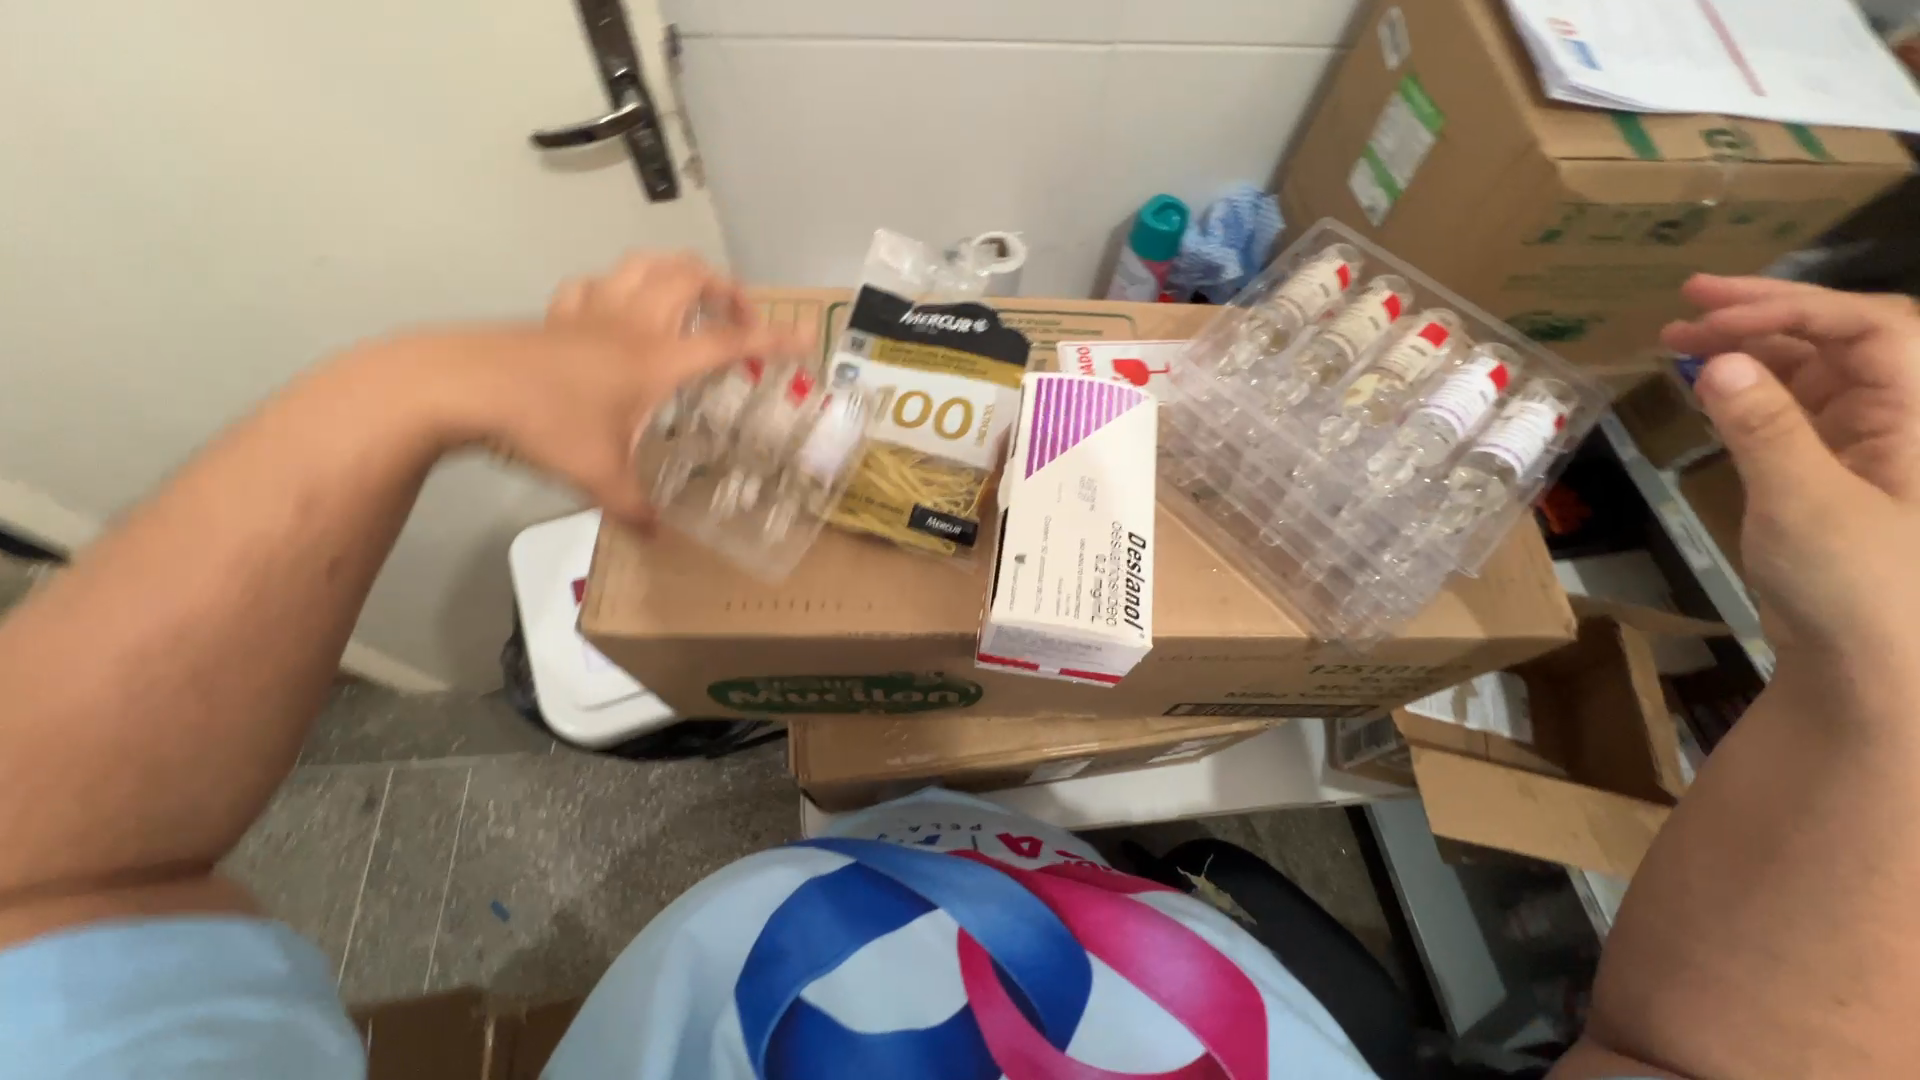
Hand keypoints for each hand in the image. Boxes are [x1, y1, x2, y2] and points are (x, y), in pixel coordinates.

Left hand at [367, 253, 799, 524]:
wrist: (458, 387)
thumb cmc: (542, 425)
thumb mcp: (599, 477)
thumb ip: (634, 508)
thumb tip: (657, 537)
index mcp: (657, 358)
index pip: (730, 341)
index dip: (774, 338)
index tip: (805, 339)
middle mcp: (634, 323)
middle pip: (692, 277)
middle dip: (728, 289)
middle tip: (739, 319)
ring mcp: (593, 312)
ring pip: (647, 264)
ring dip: (678, 273)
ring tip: (690, 299)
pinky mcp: (558, 313)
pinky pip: (598, 283)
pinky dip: (620, 288)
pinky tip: (618, 310)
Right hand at [1661, 275, 1919, 675]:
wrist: (1878, 666)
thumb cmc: (1861, 585)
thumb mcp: (1806, 503)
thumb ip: (1764, 427)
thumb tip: (1716, 361)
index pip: (1871, 329)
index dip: (1790, 307)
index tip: (1706, 310)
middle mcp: (1907, 417)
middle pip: (1846, 338)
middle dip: (1767, 313)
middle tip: (1686, 303)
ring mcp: (1870, 444)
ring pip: (1814, 371)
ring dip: (1749, 349)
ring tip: (1678, 340)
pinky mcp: (1833, 471)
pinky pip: (1793, 411)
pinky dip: (1747, 390)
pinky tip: (1706, 384)